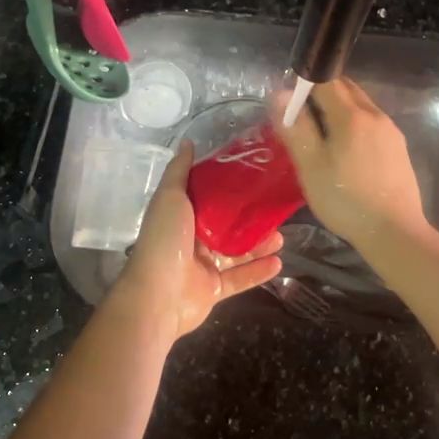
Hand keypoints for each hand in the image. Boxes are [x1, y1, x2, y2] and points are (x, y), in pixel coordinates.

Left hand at [113, 145, 283, 338]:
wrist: (157, 296)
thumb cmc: (164, 241)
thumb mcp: (170, 197)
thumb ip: (180, 171)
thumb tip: (188, 141)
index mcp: (181, 216)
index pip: (209, 198)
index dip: (229, 187)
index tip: (254, 176)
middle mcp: (192, 239)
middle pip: (227, 225)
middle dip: (251, 219)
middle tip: (274, 209)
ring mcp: (203, 266)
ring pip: (237, 252)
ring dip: (259, 245)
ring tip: (281, 236)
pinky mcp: (214, 290)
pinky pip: (240, 278)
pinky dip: (258, 271)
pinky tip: (278, 262)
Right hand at [272, 79, 428, 253]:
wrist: (394, 231)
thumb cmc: (346, 200)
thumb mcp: (311, 167)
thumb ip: (297, 128)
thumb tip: (281, 94)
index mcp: (352, 115)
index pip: (325, 81)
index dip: (305, 87)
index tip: (291, 107)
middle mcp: (375, 114)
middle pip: (346, 88)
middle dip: (322, 95)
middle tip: (303, 122)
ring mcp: (390, 130)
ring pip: (360, 105)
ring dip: (340, 110)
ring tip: (323, 139)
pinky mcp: (398, 146)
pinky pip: (372, 122)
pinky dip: (355, 124)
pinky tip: (347, 152)